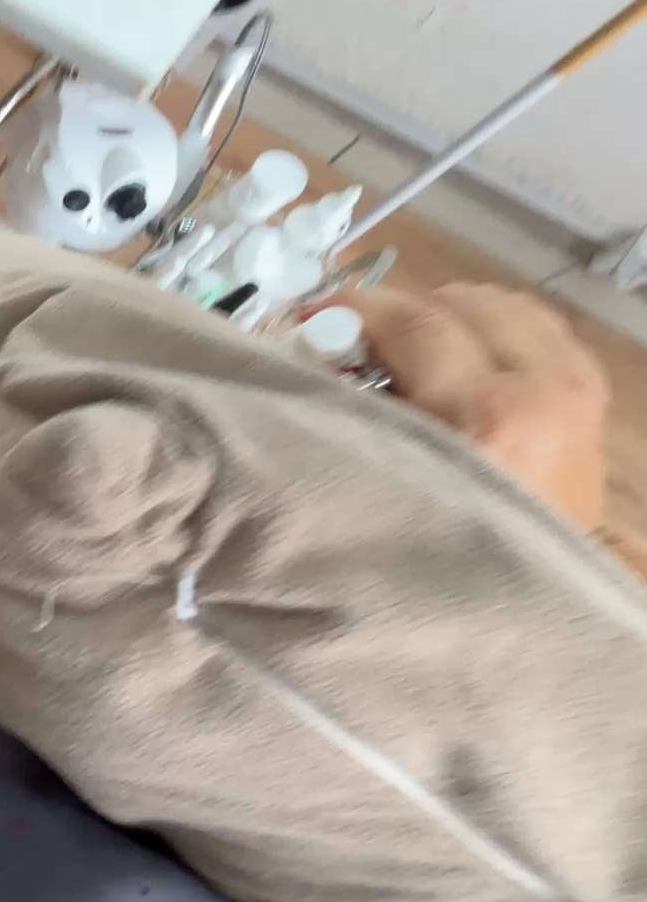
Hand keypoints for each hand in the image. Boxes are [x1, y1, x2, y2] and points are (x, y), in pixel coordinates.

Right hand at [320, 284, 609, 530]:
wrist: (520, 598)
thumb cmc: (424, 546)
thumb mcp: (374, 478)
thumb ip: (348, 413)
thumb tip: (312, 363)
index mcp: (484, 410)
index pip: (418, 322)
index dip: (355, 306)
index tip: (310, 314)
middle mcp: (543, 387)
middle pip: (466, 302)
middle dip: (399, 308)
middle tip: (351, 338)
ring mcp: (577, 390)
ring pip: (507, 308)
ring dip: (445, 317)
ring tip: (399, 350)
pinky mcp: (590, 399)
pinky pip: (535, 332)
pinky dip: (485, 331)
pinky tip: (451, 363)